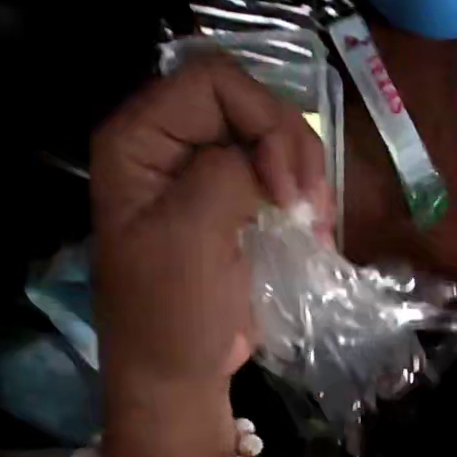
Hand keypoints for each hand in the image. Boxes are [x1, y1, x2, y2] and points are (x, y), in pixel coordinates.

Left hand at [88, 57, 327, 456]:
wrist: (179, 375)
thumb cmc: (173, 313)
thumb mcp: (191, 236)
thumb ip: (227, 173)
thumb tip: (271, 161)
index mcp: (140, 140)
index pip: (213, 81)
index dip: (261, 121)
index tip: (283, 187)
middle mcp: (171, 145)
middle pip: (249, 104)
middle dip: (290, 149)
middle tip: (309, 207)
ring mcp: (206, 176)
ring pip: (272, 138)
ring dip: (304, 175)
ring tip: (315, 222)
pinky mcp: (234, 205)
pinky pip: (279, 175)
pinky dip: (304, 195)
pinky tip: (313, 227)